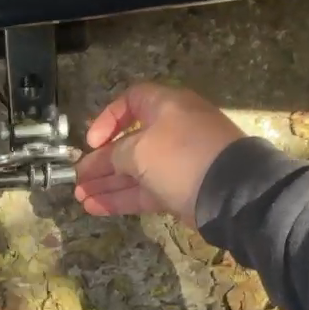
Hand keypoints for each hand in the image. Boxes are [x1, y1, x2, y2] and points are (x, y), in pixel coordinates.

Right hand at [75, 83, 244, 224]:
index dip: (107, 119)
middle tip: (78, 177)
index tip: (91, 141)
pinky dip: (121, 199)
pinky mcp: (179, 190)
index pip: (131, 101)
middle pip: (129, 142)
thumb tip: (103, 161)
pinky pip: (144, 191)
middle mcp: (172, 130)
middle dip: (101, 161)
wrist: (230, 192)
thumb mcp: (139, 149)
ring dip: (106, 183)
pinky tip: (95, 208)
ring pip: (134, 171)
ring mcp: (176, 163)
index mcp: (166, 106)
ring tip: (80, 197)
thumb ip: (114, 154)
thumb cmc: (181, 157)